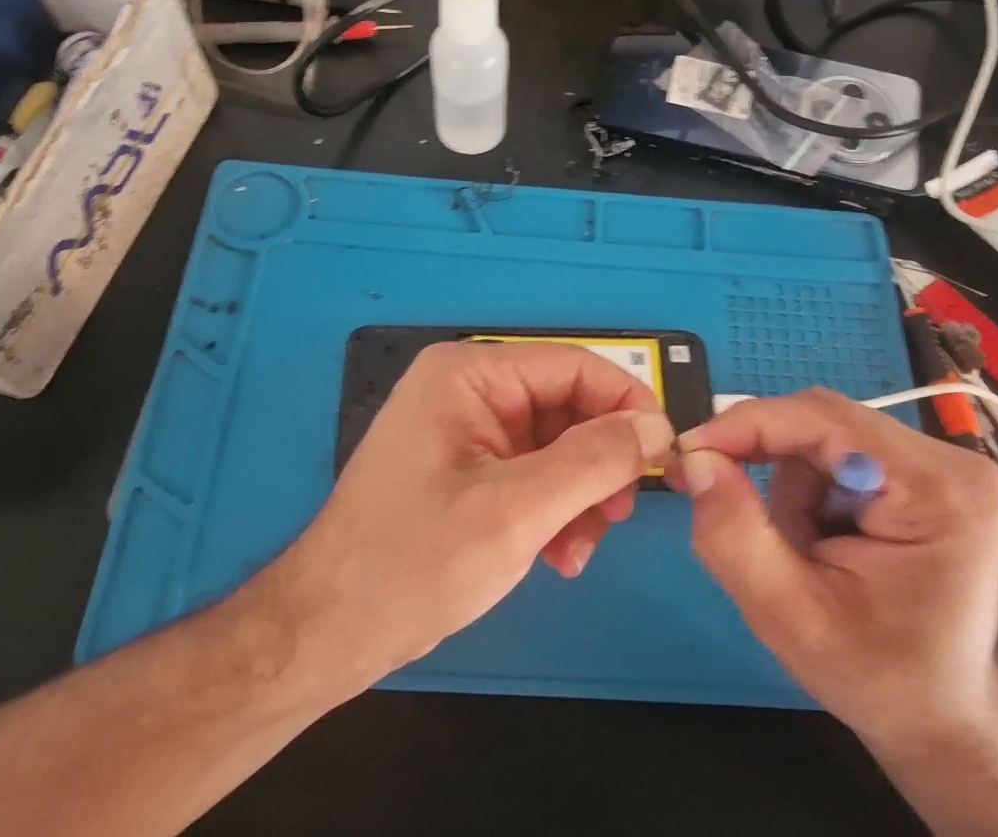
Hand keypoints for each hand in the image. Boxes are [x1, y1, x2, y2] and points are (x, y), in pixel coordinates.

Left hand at [268, 342, 674, 684]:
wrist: (333, 630)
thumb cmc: (415, 561)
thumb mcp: (518, 510)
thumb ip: (595, 461)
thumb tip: (660, 427)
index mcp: (470, 375)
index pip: (576, 367)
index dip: (628, 409)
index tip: (664, 462)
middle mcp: (470, 391)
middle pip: (570, 409)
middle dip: (600, 466)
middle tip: (617, 519)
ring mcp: (467, 433)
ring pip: (560, 448)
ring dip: (582, 499)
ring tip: (578, 552)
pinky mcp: (469, 473)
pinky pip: (536, 477)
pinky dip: (557, 513)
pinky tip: (558, 558)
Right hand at [672, 388, 997, 749]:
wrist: (937, 715)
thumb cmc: (875, 676)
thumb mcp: (788, 616)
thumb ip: (735, 536)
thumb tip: (695, 460)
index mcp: (940, 492)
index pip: (827, 421)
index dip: (749, 425)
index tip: (688, 450)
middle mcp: (951, 462)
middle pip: (825, 422)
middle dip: (767, 463)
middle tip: (720, 502)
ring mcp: (942, 466)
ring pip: (825, 438)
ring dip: (790, 487)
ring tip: (800, 554)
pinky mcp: (925, 476)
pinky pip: (839, 454)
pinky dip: (808, 492)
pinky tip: (820, 542)